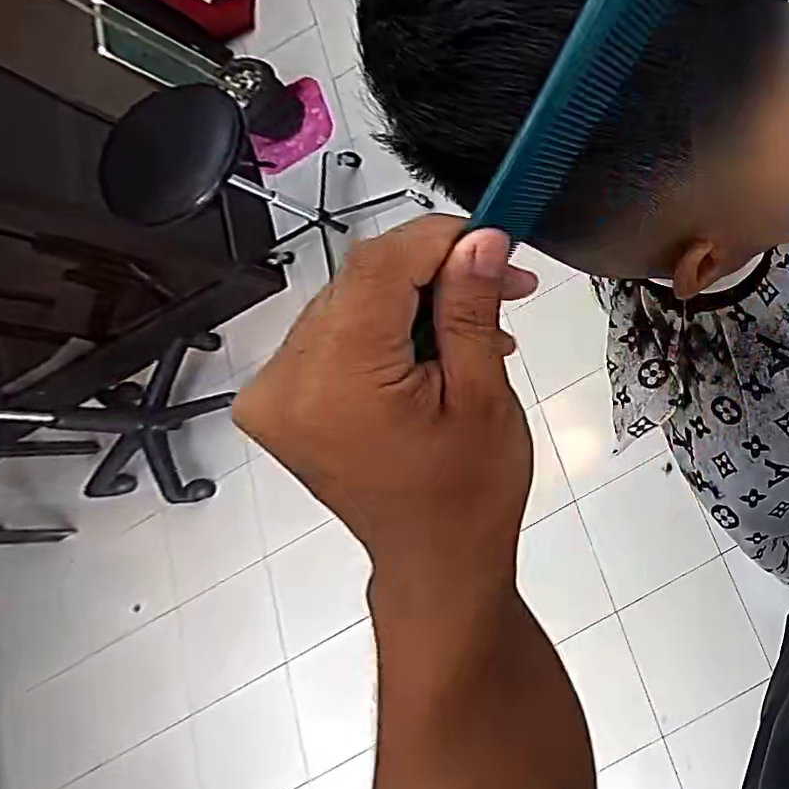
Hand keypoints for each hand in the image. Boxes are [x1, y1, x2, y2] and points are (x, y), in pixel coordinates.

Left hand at [232, 216, 538, 602]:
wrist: (438, 554)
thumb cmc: (474, 485)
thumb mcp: (485, 394)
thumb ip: (473, 311)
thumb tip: (483, 241)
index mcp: (335, 381)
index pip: (376, 269)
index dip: (438, 238)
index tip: (498, 235)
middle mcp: (283, 379)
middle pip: (361, 284)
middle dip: (440, 271)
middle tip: (513, 281)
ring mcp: (276, 391)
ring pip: (354, 305)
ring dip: (425, 299)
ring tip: (491, 323)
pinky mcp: (287, 400)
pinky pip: (344, 336)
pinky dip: (400, 328)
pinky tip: (446, 347)